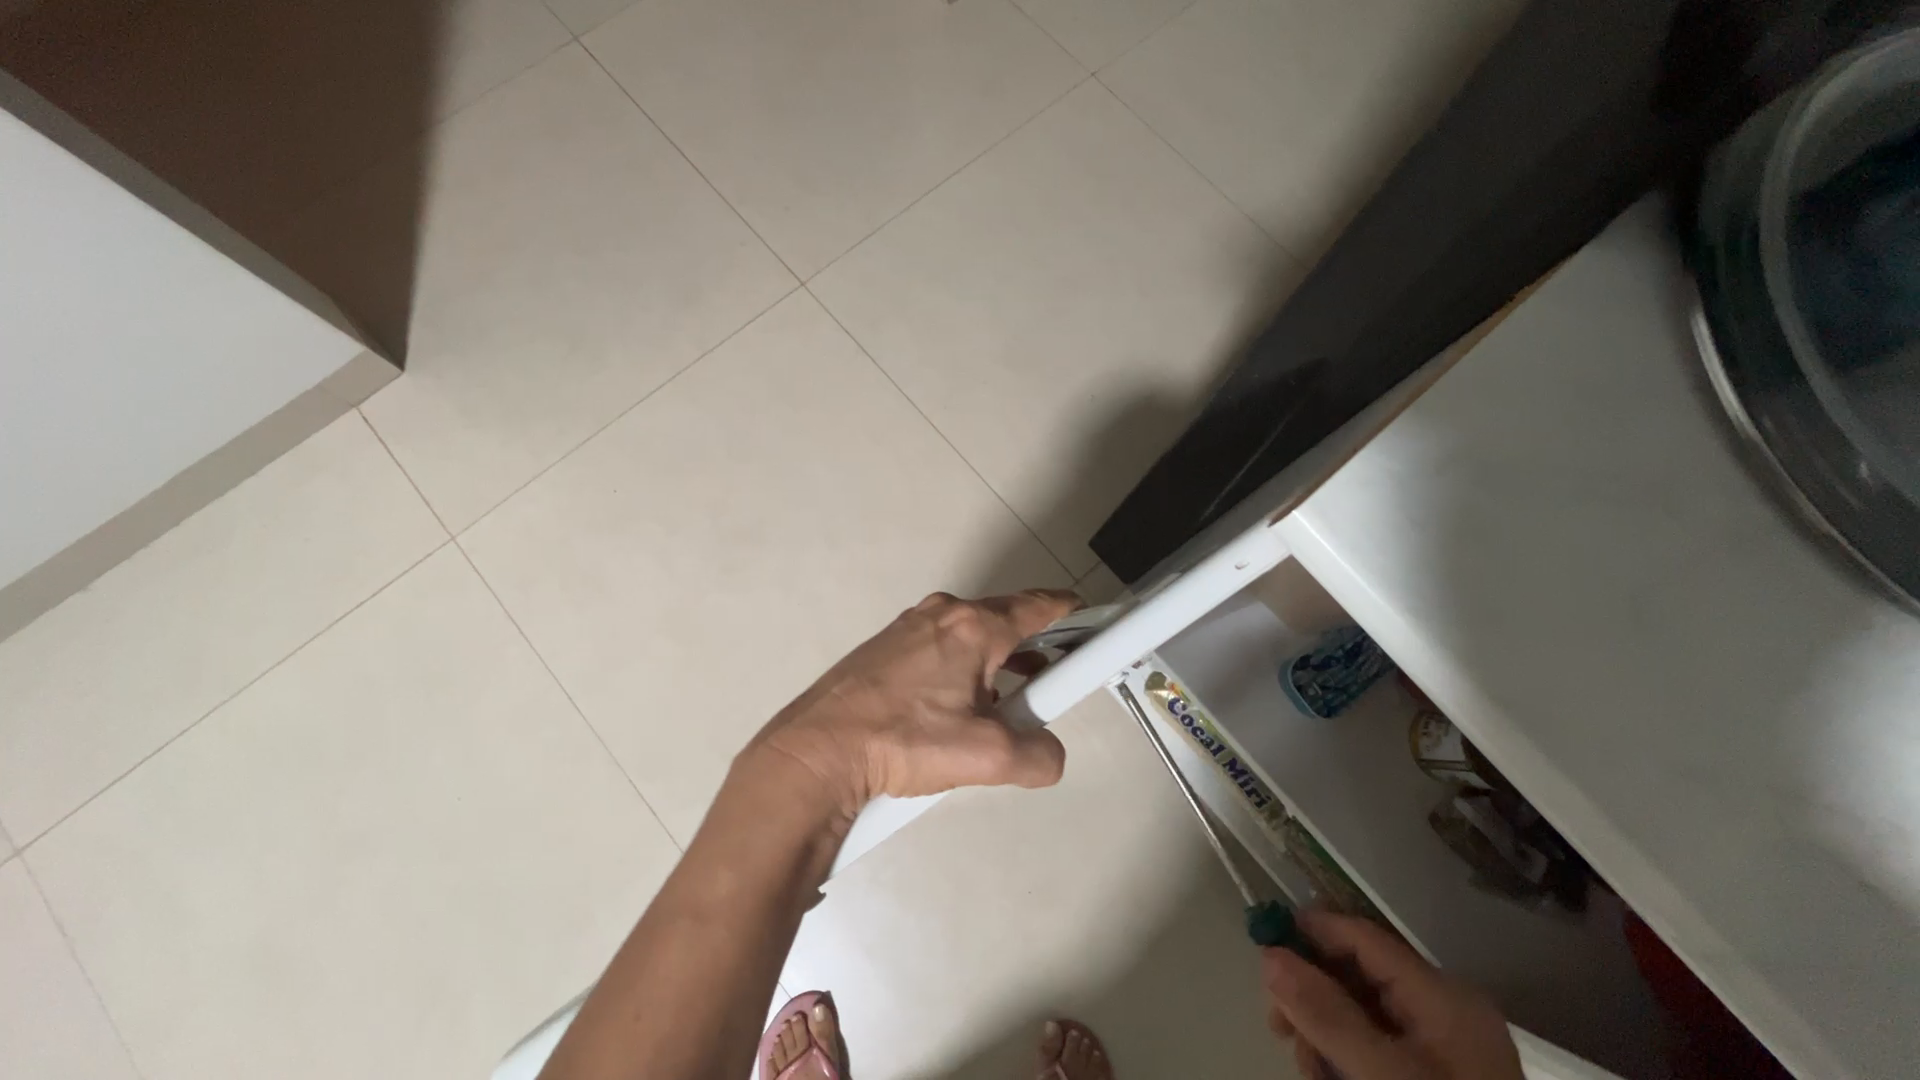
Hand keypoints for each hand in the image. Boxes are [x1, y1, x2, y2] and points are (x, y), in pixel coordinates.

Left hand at [746, 589, 1082, 820]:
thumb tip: (1048, 755)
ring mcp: (907, 628)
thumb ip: (1039, 755)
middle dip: (1034, 650)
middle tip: (1048, 687)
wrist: (815, 754)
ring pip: (970, 637)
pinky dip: (961, 671)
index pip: (1040, 605)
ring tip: (1004, 709)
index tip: (1094, 626)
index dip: (1073, 614)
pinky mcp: (883, 649)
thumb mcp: (987, 758)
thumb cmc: (903, 742)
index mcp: (972, 625)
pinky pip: (940, 650)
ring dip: (995, 665)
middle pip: (1005, 621)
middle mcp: (941, 613)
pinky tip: (955, 712)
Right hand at [1264, 911, 1521, 1079]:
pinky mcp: (1435, 1075)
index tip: (1260, 942)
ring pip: (1361, 1015)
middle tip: (1278, 1028)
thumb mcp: (1380, 1073)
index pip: (1363, 937)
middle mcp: (1445, 1010)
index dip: (1309, 931)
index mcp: (1443, 995)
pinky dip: (1346, 1058)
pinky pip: (1377, 1046)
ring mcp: (1443, 1048)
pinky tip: (1330, 1078)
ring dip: (1324, 1035)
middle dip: (1312, 996)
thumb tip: (1269, 954)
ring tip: (1311, 1071)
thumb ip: (1326, 1014)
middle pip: (1358, 976)